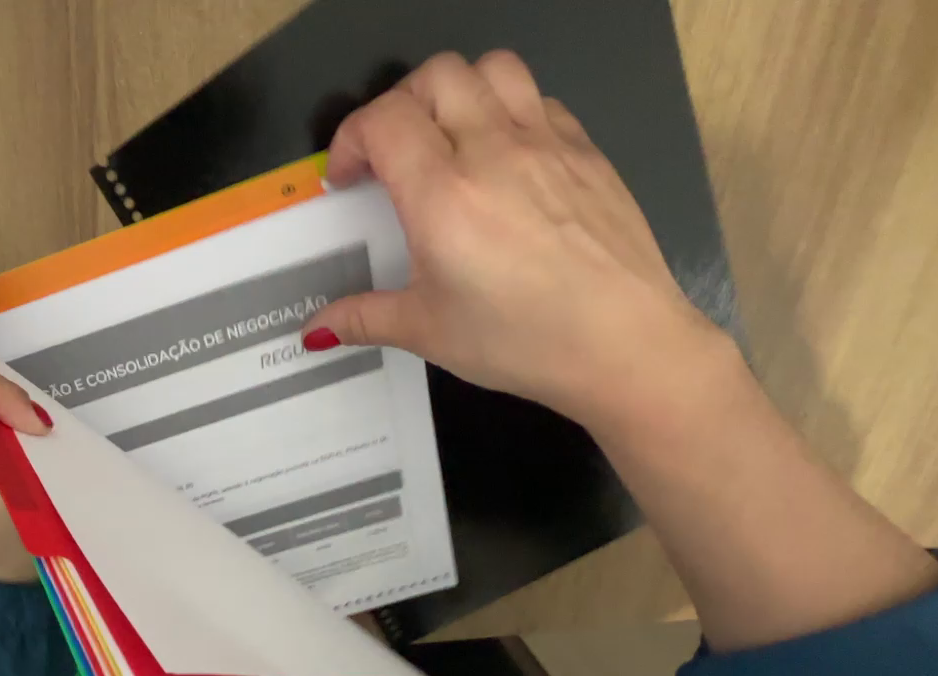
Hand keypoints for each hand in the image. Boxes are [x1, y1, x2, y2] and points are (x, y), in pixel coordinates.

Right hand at [302, 51, 738, 427]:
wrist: (623, 344)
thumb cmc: (517, 341)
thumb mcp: (427, 332)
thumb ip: (363, 318)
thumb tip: (315, 331)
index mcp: (443, 196)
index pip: (384, 121)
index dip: (351, 140)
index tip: (346, 180)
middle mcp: (493, 151)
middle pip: (434, 76)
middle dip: (396, 107)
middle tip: (389, 157)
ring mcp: (547, 143)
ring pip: (492, 69)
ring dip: (455, 93)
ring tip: (445, 142)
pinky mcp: (587, 151)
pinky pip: (539, 100)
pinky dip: (506, 111)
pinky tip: (502, 161)